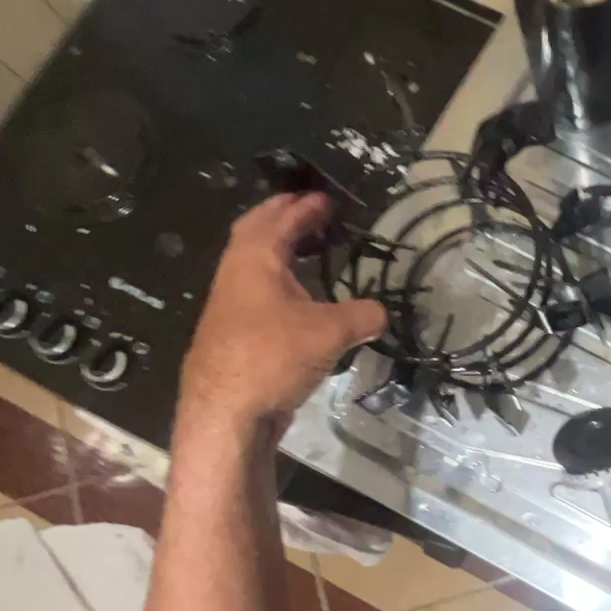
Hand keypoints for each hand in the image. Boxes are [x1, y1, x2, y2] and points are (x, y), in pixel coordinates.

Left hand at [178, 193, 386, 430]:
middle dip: (282, 219)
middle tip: (309, 213)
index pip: (281, 220)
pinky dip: (281, 285)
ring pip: (255, 266)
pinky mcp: (235, 336)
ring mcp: (232, 306)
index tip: (326, 199)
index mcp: (255, 260)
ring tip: (309, 254)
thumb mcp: (330, 333)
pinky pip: (260, 295)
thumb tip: (384, 313)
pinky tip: (300, 303)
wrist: (226, 412)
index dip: (305, 207)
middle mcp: (237, 275)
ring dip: (280, 254)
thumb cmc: (273, 357)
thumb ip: (363, 316)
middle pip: (256, 234)